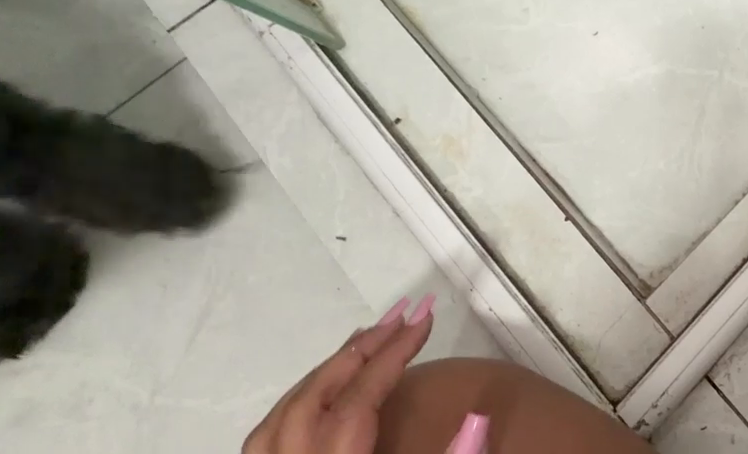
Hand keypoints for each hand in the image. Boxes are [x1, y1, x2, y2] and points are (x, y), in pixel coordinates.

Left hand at [244, 295, 436, 453]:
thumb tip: (479, 416)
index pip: (356, 401)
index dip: (393, 355)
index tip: (425, 315)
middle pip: (313, 399)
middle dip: (361, 350)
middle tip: (403, 314)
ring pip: (281, 414)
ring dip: (328, 368)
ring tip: (368, 337)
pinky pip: (268, 432)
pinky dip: (300, 397)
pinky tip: (327, 388)